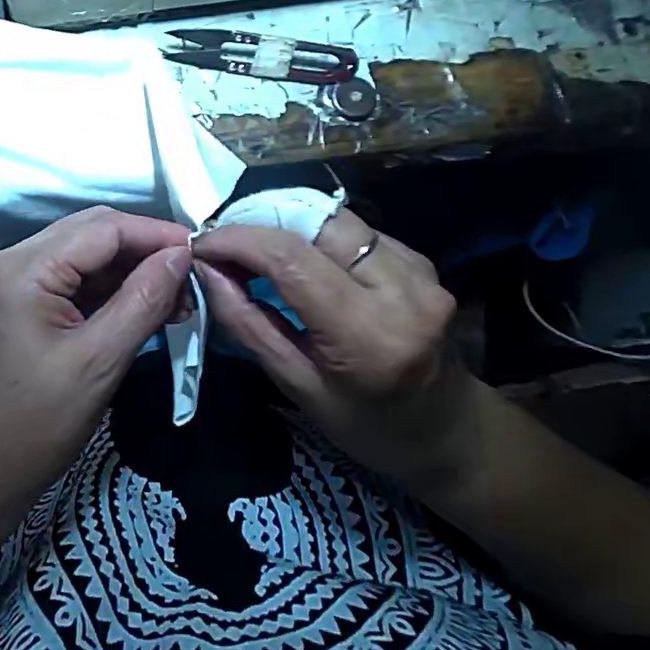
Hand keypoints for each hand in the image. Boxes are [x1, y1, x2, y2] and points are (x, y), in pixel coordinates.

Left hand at [0, 207, 193, 529]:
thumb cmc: (39, 423)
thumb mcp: (100, 360)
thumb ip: (144, 299)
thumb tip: (182, 254)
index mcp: (24, 269)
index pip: (103, 229)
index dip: (155, 234)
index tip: (200, 251)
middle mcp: (16, 260)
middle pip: (96, 232)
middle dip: (147, 249)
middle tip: (192, 276)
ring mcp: (19, 279)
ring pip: (91, 253)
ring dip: (135, 269)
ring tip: (180, 298)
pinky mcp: (27, 299)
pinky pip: (80, 277)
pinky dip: (117, 287)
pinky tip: (151, 305)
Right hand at [192, 210, 477, 489]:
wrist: (446, 429)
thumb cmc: (367, 426)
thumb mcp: (297, 386)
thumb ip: (249, 323)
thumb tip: (208, 270)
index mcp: (369, 334)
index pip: (292, 258)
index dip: (239, 241)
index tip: (202, 243)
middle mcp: (402, 289)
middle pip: (315, 224)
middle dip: (261, 224)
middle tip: (226, 244)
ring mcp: (419, 270)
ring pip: (336, 220)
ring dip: (289, 226)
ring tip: (255, 248)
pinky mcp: (421, 260)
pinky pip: (356, 232)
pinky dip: (318, 237)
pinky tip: (302, 259)